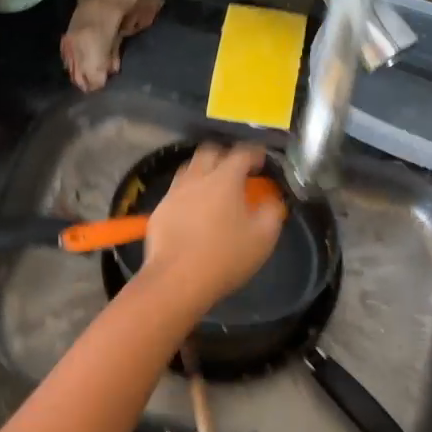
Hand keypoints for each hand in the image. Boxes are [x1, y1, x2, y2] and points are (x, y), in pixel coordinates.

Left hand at [139, 143, 285, 314]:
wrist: (177, 279)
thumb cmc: (225, 257)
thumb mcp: (263, 238)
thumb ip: (272, 212)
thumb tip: (272, 200)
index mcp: (225, 179)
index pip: (242, 153)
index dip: (255, 153)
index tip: (262, 161)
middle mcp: (197, 178)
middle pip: (209, 151)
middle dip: (225, 155)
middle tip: (236, 171)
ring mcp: (174, 192)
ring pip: (189, 168)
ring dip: (203, 171)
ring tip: (213, 188)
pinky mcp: (159, 209)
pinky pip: (176, 191)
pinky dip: (188, 193)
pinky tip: (194, 210)